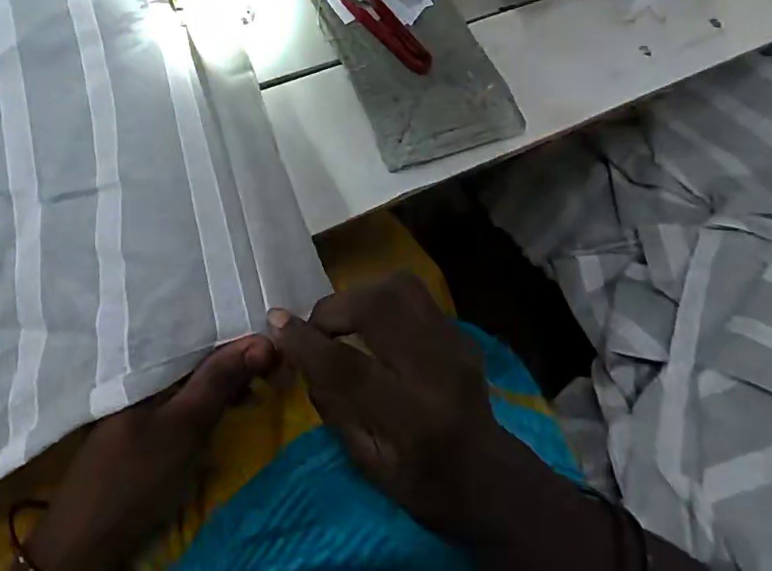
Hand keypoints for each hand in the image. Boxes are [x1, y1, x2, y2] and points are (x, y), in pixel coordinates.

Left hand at [20, 336, 276, 570]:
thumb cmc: (135, 473)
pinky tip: (232, 397)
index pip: (193, 327)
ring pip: (189, 370)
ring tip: (261, 377)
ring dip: (223, 374)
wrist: (88, 533)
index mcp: (140, 355)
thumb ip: (218, 382)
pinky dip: (207, 392)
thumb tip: (263, 340)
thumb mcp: (183, 426)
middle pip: (191, 347)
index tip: (272, 332)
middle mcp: (138, 365)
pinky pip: (181, 389)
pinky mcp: (142, 416)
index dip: (232, 330)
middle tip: (274, 357)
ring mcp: (139, 390)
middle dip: (230, 351)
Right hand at [262, 274, 530, 544]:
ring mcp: (456, 346)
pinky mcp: (461, 332)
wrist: (495, 483)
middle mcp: (438, 373)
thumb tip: (299, 350)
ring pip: (398, 288)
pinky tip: (376, 326)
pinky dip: (382, 301)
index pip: (347, 366)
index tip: (276, 324)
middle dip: (333, 309)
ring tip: (346, 321)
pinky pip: (412, 294)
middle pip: (376, 308)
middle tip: (318, 329)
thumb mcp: (367, 461)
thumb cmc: (424, 484)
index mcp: (413, 419)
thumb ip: (331, 403)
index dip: (304, 341)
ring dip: (359, 297)